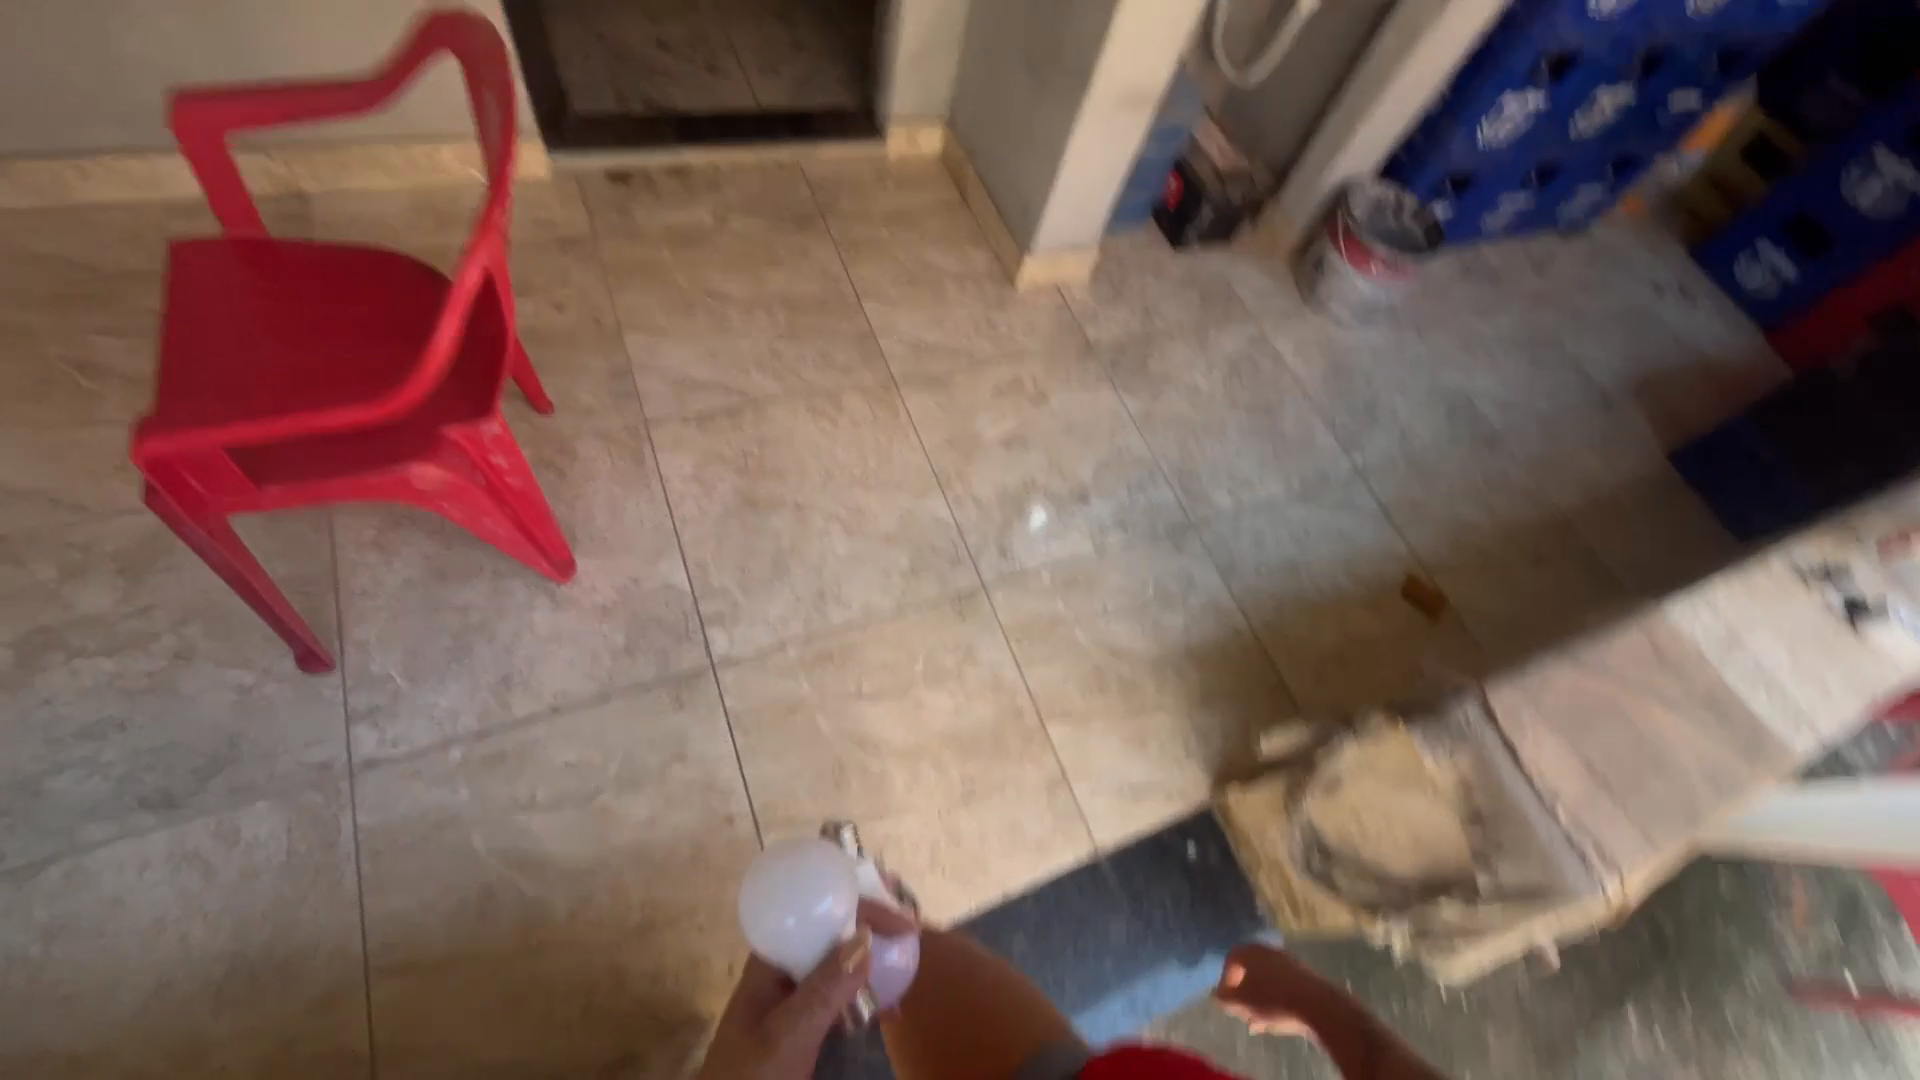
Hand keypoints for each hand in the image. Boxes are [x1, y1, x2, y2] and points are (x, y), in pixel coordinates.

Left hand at [696, 900, 918, 1079]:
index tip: (905, 923)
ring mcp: (798, 996)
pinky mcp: (809, 1023)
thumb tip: (866, 936)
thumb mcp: (787, 1036)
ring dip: (876, 955)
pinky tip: (892, 1006)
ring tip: (909, 957)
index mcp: (773, 958)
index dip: (865, 907)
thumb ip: (823, 990)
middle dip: (874, 923)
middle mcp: (787, 967)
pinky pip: (845, 994)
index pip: (821, 912)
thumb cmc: (751, 1077)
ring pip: (843, 960)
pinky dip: (871, 992)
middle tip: (912, 927)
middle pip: (834, 928)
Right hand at [1214, 944, 1322, 1039]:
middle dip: (1244, 992)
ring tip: (1259, 1019)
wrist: (1317, 1005)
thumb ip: (1225, 999)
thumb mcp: (1241, 1003)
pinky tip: (1277, 1017)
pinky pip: (1282, 985)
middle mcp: (1265, 949)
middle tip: (1243, 1010)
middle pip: (1249, 970)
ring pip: (1266, 979)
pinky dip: (1276, 998)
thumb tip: (1219, 996)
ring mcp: (1286, 959)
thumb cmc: (1272, 1000)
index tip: (1228, 1002)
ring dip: (1260, 998)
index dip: (1225, 983)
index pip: (1229, 961)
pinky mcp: (1303, 974)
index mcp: (1248, 950)